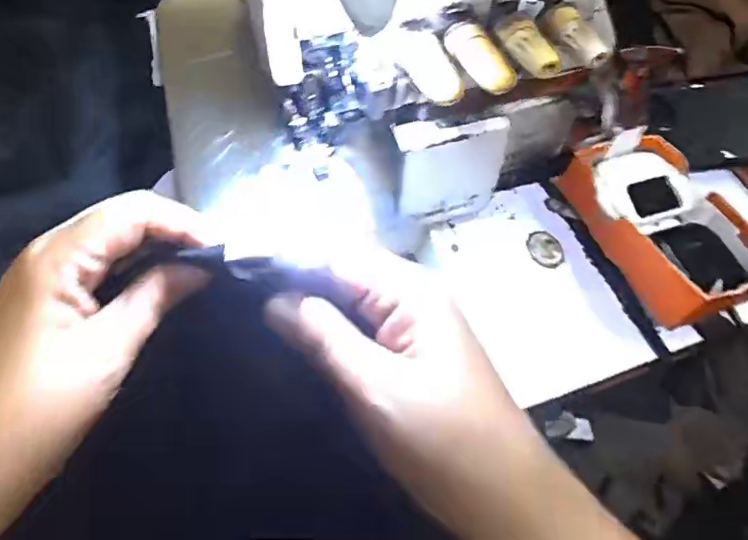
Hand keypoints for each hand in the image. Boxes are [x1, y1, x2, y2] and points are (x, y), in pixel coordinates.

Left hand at [0, 191, 212, 539]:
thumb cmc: (30, 418)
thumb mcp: (105, 354)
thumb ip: (156, 296)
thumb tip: (201, 265)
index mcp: (56, 256)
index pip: (135, 209)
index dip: (184, 220)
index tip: (226, 246)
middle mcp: (45, 252)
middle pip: (122, 214)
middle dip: (173, 225)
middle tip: (218, 253)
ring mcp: (38, 276)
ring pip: (110, 236)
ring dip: (155, 243)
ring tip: (199, 263)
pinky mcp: (39, 302)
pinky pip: (96, 263)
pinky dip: (133, 264)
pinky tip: (158, 280)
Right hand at [265, 248, 631, 539]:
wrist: (504, 493)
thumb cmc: (442, 440)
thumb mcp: (375, 390)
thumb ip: (325, 338)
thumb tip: (276, 298)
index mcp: (411, 290)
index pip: (342, 254)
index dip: (293, 254)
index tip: (243, 259)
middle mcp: (414, 292)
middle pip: (348, 267)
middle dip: (299, 271)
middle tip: (244, 278)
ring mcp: (416, 318)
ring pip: (355, 293)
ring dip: (313, 294)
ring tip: (259, 295)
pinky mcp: (413, 346)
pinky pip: (366, 319)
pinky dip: (333, 319)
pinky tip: (303, 327)